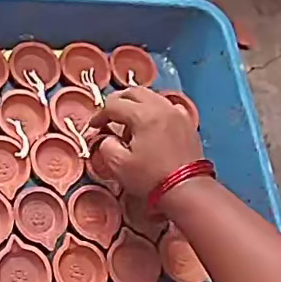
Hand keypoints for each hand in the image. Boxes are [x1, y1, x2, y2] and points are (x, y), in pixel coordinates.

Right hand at [87, 87, 207, 200]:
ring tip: (128, 124)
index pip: (114, 105)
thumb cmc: (150, 178)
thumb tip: (107, 138)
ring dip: (135, 105)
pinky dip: (153, 110)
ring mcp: (177, 113)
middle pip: (134, 92)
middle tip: (107, 118)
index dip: (99, 115)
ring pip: (151, 96)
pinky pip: (166, 106)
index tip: (93, 127)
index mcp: (144, 115)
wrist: (186, 189)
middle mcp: (162, 107)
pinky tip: (149, 126)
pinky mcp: (187, 123)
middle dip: (116, 102)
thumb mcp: (118, 165)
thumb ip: (106, 145)